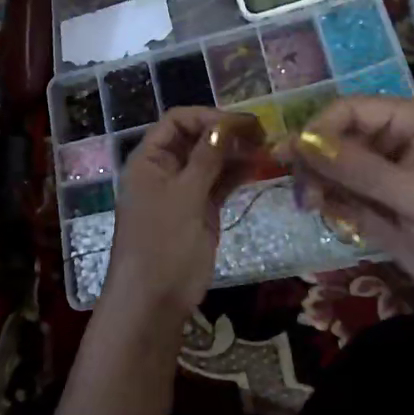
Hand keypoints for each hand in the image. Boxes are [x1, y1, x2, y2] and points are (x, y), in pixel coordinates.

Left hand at [104, 107, 255, 317]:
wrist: (154, 297)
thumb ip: (205, 159)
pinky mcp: (199, 211)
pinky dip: (235, 174)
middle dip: (224, 133)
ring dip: (234, 152)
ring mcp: (182, 192)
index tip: (241, 123)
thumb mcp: (184, 196)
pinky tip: (258, 166)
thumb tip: (224, 125)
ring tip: (266, 147)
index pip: (176, 122)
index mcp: (147, 160)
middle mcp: (163, 170)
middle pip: (194, 139)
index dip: (206, 117)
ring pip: (209, 161)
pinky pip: (217, 184)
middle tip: (262, 133)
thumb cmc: (162, 242)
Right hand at [277, 97, 413, 299]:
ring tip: (311, 206)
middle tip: (303, 193)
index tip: (296, 159)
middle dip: (312, 160)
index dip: (319, 129)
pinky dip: (320, 196)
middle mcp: (390, 135)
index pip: (349, 109)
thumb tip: (302, 144)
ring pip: (324, 160)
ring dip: (311, 180)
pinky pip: (329, 185)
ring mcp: (376, 166)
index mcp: (412, 120)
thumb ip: (360, 170)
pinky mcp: (365, 193)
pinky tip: (323, 212)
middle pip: (330, 133)